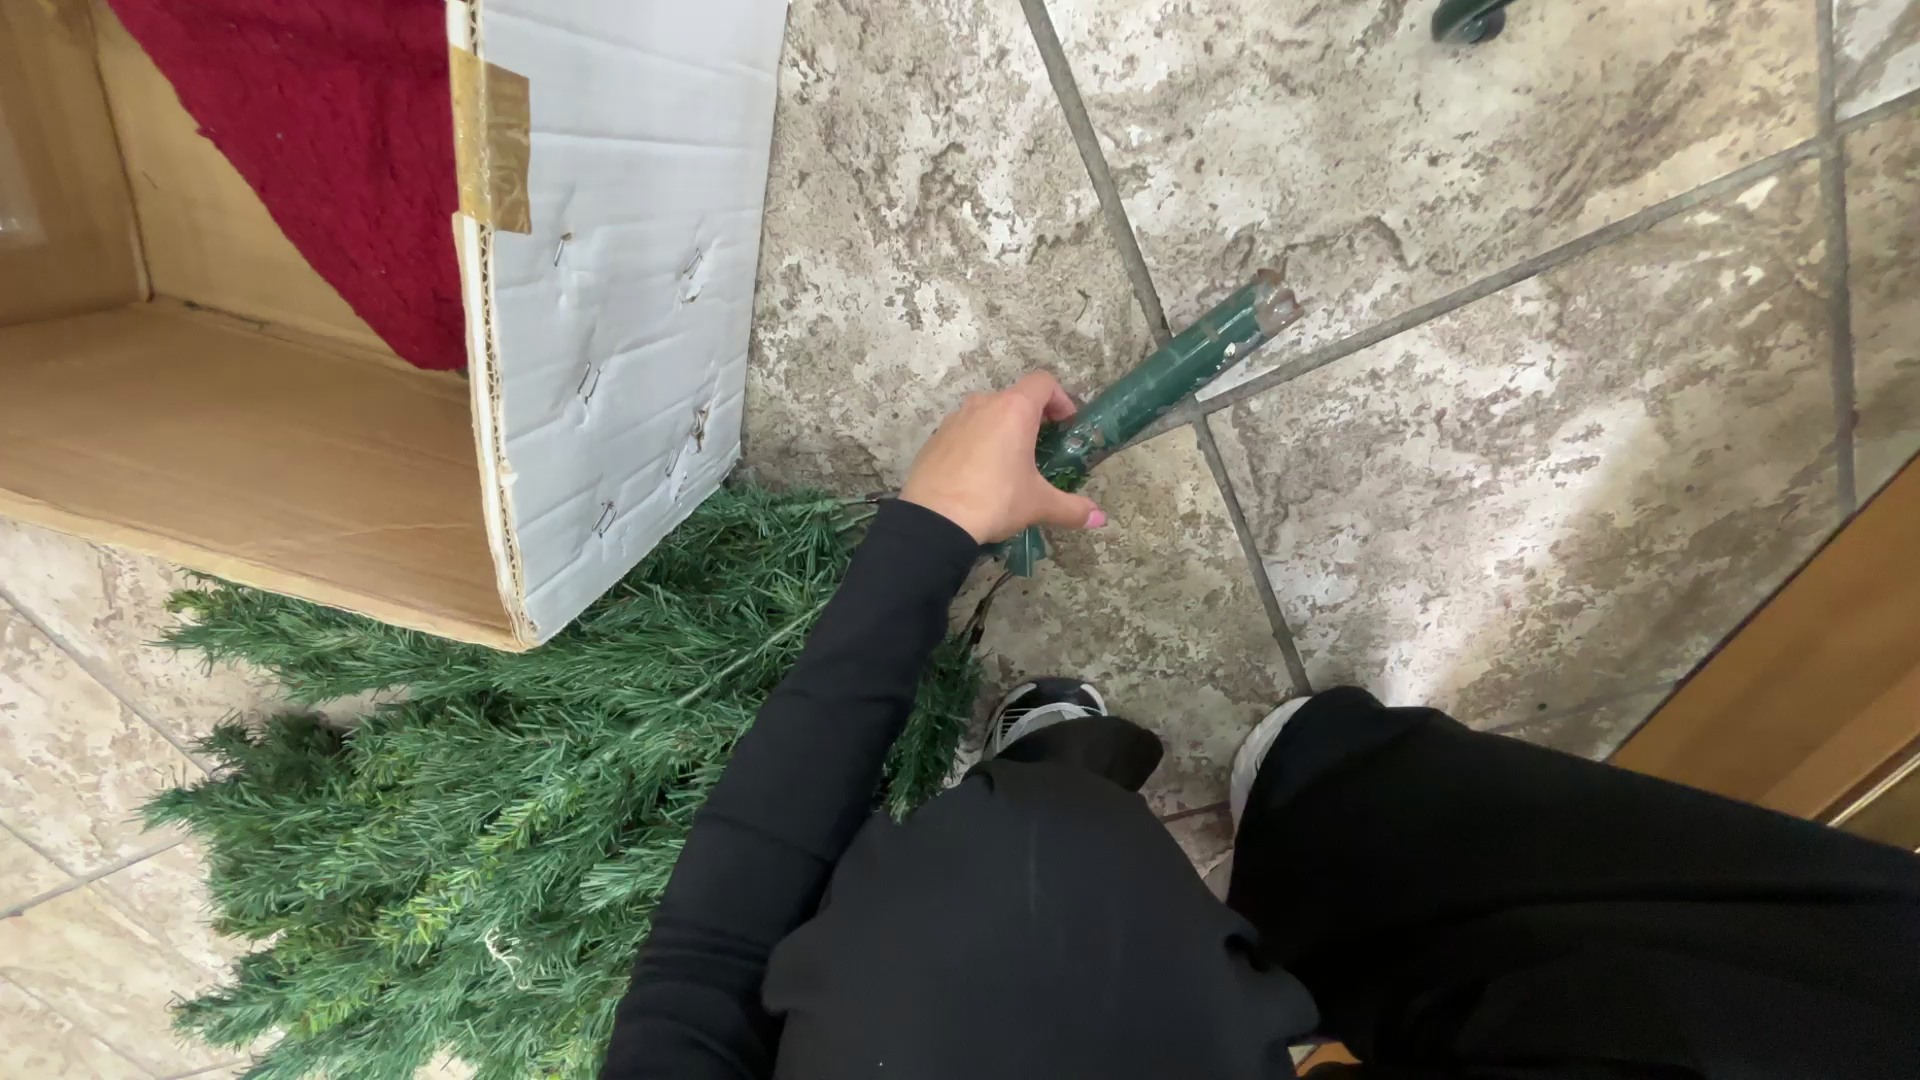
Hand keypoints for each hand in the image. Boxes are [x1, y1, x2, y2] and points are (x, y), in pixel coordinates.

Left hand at [899, 371, 1106, 543]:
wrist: (934, 520)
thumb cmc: (994, 501)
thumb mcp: (1038, 504)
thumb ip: (1071, 508)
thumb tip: (1099, 519)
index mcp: (1013, 410)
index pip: (1043, 383)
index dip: (1060, 399)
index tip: (1066, 424)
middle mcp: (982, 405)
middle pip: (1014, 398)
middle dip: (1032, 417)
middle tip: (1041, 447)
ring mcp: (954, 420)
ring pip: (986, 414)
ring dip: (1002, 429)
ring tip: (1008, 463)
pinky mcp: (934, 439)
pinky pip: (963, 432)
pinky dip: (976, 443)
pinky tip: (977, 475)